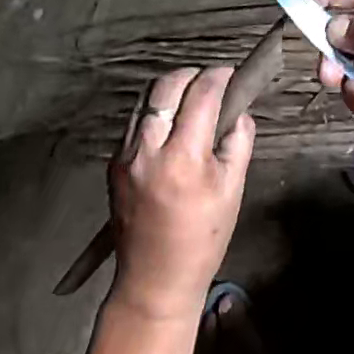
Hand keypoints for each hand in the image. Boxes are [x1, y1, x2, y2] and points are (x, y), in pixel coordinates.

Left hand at [108, 67, 253, 318]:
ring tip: (190, 95)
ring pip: (145, 99)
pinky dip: (155, 110)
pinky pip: (135, 121)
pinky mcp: (114, 164)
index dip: (218, 76)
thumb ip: (239, 142)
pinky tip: (171, 122)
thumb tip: (240, 112)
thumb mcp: (233, 188)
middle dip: (191, 74)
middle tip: (210, 80)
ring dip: (170, 88)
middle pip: (166, 86)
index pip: (201, 95)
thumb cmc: (203, 237)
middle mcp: (149, 149)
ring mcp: (126, 156)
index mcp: (184, 157)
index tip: (230, 73)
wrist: (155, 280)